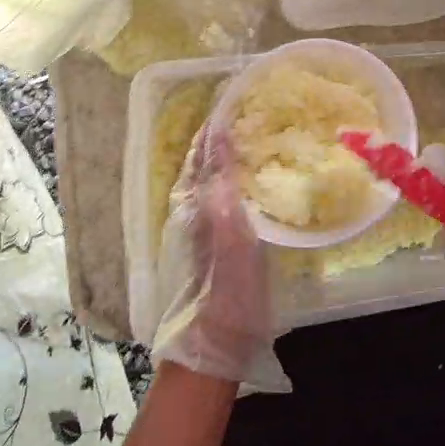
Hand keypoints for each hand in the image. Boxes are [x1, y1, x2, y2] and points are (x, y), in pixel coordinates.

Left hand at [150, 126, 284, 388]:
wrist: (211, 349)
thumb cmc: (225, 294)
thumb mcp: (232, 238)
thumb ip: (223, 188)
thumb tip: (219, 138)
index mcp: (196, 205)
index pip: (203, 152)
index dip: (217, 124)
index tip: (236, 96)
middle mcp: (192, 212)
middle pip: (204, 164)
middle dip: (221, 135)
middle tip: (250, 110)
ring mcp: (200, 230)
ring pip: (211, 181)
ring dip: (226, 156)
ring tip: (252, 135)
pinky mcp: (211, 247)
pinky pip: (221, 199)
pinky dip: (233, 179)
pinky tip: (251, 180)